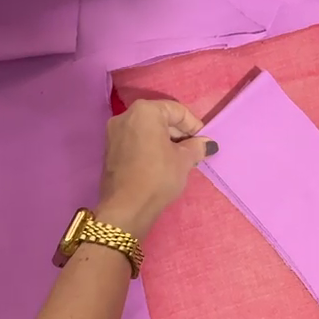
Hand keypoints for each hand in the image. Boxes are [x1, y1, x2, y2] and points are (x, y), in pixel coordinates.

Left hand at [96, 99, 214, 237]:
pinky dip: (151, 147)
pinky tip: (163, 163)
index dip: (194, 126)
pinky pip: (137, 141)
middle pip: (160, 118)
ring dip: (166, 141)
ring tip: (181, 159)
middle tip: (194, 151)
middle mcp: (126, 115)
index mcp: (145, 111)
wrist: (126, 207)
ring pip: (148, 130)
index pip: (177, 111)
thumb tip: (207, 143)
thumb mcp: (184, 160)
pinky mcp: (111, 149)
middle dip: (179, 133)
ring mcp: (115, 132)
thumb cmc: (158, 177)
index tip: (204, 142)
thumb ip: (197, 146)